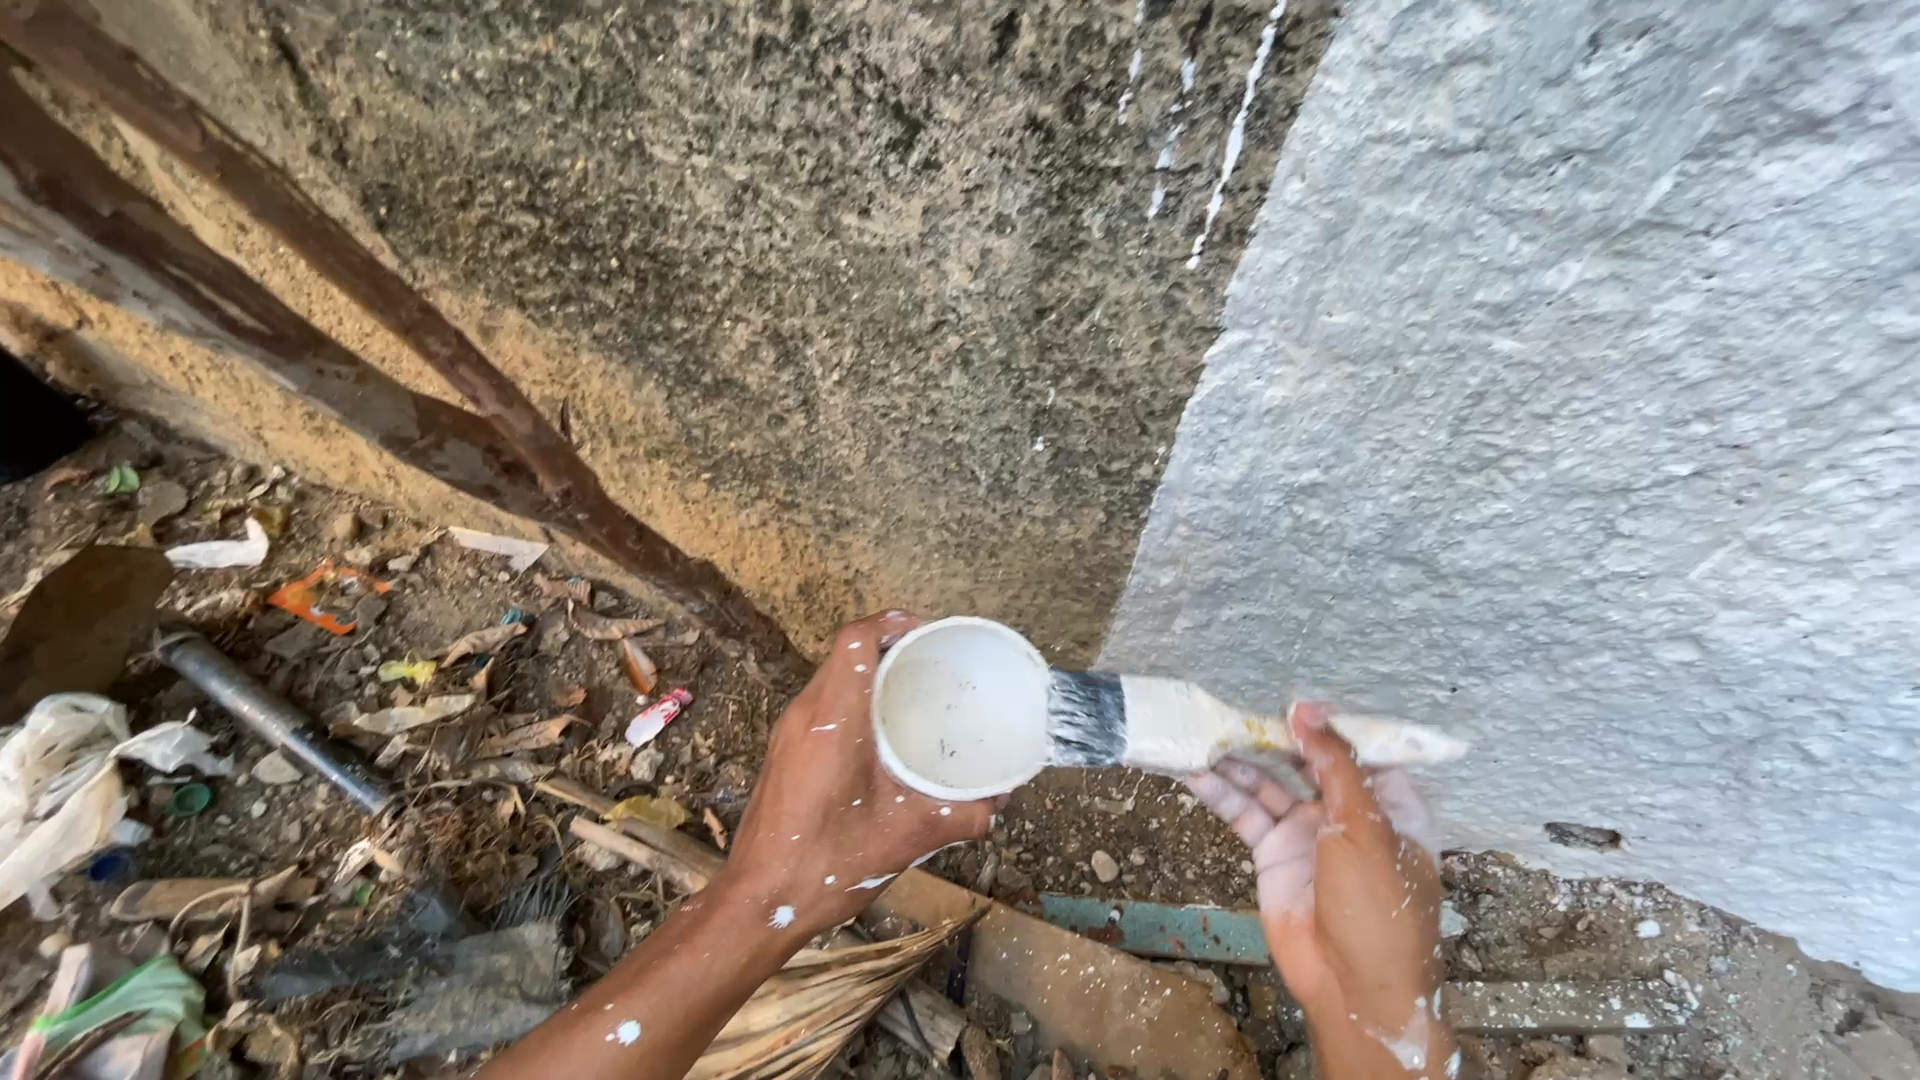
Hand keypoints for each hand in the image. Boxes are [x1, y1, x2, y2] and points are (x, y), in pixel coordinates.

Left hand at [722, 610, 995, 935]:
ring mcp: (788, 732)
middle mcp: (805, 714)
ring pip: (831, 677)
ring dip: (869, 673)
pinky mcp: (783, 751)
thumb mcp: (908, 837)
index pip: (855, 640)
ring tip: (911, 694)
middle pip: (845, 653)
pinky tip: (879, 734)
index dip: (891, 622)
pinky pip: (821, 703)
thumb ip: (963, 816)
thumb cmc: (829, 862)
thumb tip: (999, 802)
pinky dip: (852, 699)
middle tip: (931, 665)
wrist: (758, 902)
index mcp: (834, 720)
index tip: (927, 632)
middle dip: (888, 647)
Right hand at [1187, 702, 1454, 1079]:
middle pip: (1302, 761)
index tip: (1293, 702)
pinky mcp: (1271, 851)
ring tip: (1203, 735)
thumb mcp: (1364, 827)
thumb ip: (1333, 764)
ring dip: (1236, 760)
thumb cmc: (1378, 907)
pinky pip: (1243, 811)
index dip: (1326, 725)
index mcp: (1388, 804)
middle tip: (1234, 713)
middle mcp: (1344, 811)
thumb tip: (1306, 708)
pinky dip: (1219, 790)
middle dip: (1270, 737)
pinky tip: (1195, 770)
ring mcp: (1304, 831)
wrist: (1351, 986)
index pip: (1356, 750)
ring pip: (1266, 782)